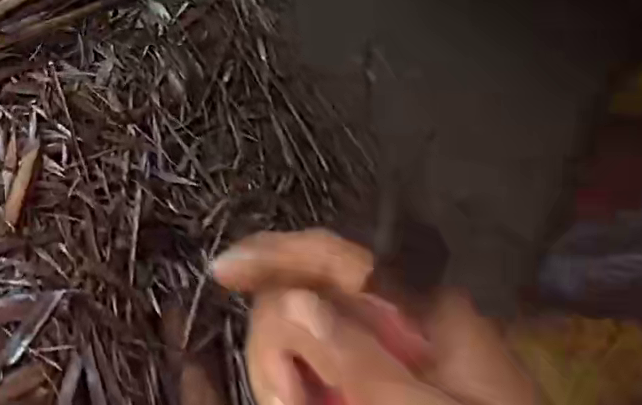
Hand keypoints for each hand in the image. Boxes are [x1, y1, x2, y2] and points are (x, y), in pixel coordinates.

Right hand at [214, 230, 536, 404]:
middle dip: (276, 336)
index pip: (330, 253)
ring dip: (279, 366)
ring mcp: (371, 345)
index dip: (272, 253)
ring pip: (294, 325)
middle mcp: (387, 309)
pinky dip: (292, 381)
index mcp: (418, 303)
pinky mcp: (358, 376)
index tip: (223, 272)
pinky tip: (292, 401)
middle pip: (301, 288)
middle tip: (282, 403)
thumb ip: (366, 366)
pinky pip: (307, 359)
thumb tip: (292, 301)